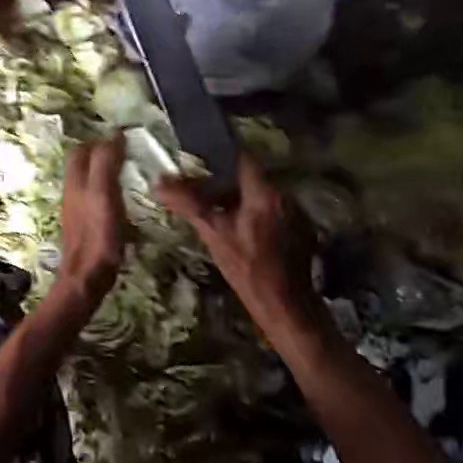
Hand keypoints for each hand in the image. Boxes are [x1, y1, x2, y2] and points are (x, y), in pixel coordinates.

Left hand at [56, 135, 127, 302]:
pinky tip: (128, 202)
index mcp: (76, 180)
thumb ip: (106, 162)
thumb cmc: (98, 233)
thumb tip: (114, 133)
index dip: (100, 140)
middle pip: (85, 165)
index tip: (125, 137)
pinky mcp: (88, 226)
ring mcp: (79, 210)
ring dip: (109, 175)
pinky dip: (112, 194)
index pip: (82, 149)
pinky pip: (99, 202)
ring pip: (91, 183)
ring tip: (133, 174)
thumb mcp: (104, 192)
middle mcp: (73, 192)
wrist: (88, 276)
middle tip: (130, 154)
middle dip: (104, 155)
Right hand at [159, 155, 323, 335]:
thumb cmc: (246, 268)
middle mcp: (286, 196)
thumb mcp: (214, 235)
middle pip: (252, 178)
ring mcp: (297, 214)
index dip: (220, 158)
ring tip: (219, 215)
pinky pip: (274, 212)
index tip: (200, 162)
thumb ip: (189, 205)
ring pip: (262, 196)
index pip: (243, 158)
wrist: (283, 304)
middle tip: (201, 195)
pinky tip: (243, 233)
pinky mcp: (302, 230)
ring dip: (240, 201)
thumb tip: (160, 183)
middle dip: (226, 184)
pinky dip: (256, 216)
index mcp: (265, 193)